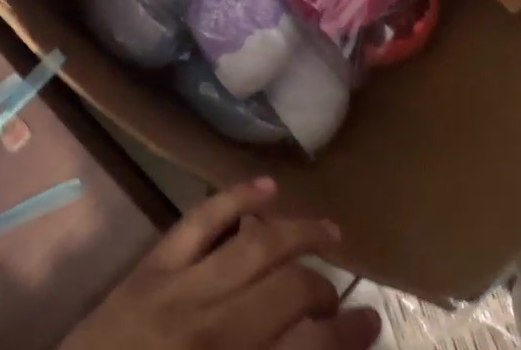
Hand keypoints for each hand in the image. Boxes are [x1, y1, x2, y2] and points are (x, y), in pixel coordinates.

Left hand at [60, 178, 381, 349]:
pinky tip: (266, 187)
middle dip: (325, 288)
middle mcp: (213, 327)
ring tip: (328, 229)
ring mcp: (178, 289)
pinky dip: (234, 199)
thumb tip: (308, 346)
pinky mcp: (149, 269)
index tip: (371, 324)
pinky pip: (198, 222)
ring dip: (298, 231)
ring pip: (254, 244)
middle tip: (337, 297)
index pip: (310, 346)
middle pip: (290, 288)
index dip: (349, 334)